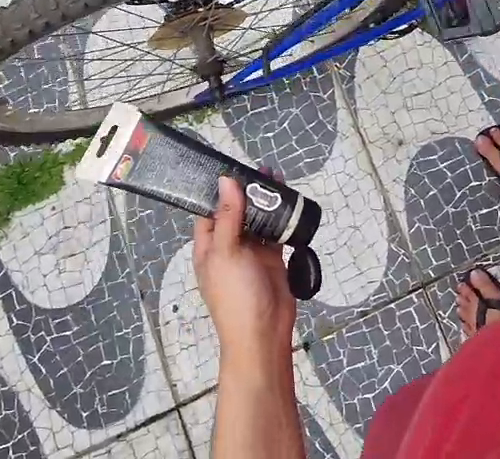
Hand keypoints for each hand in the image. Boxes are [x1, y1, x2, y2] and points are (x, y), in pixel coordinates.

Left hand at [193, 177, 295, 368]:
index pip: (210, 211)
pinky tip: (291, 201)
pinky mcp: (273, 258)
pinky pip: (276, 231)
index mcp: (208, 246)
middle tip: (264, 168)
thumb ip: (228, 216)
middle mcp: (229, 246)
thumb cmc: (236, 294)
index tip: (234, 166)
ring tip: (279, 177)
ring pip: (258, 219)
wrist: (264, 333)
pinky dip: (282, 217)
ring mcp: (252, 252)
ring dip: (267, 201)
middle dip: (249, 191)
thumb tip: (226, 180)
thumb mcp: (226, 253)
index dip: (220, 190)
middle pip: (237, 211)